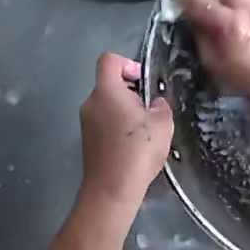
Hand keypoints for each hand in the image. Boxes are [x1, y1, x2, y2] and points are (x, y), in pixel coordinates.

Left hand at [78, 52, 173, 207]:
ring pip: (107, 104)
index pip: (109, 60)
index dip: (127, 63)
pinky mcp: (87, 139)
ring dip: (125, 110)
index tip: (142, 81)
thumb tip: (155, 104)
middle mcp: (91, 102)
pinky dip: (117, 125)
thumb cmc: (137, 150)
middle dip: (131, 91)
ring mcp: (86, 122)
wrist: (111, 188)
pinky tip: (133, 145)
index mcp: (106, 91)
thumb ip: (160, 107)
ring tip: (145, 130)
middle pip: (109, 83)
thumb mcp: (162, 124)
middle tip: (149, 110)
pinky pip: (103, 122)